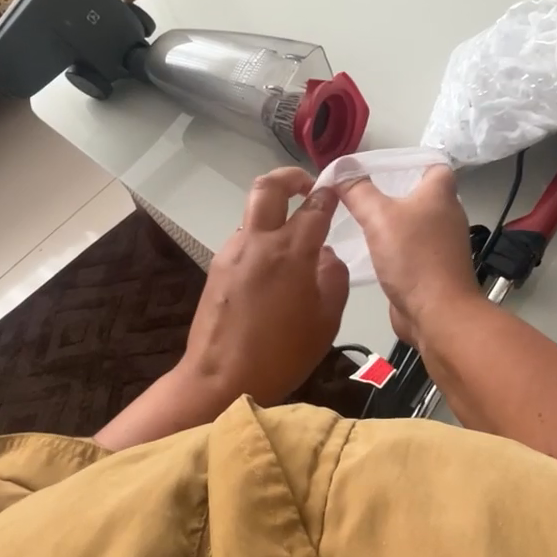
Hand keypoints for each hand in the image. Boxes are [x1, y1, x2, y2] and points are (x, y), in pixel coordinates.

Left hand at [178, 167, 348, 404]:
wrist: (220, 378)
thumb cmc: (282, 354)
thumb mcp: (326, 321)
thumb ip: (334, 278)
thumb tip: (326, 255)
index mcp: (292, 251)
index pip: (315, 207)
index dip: (329, 194)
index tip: (338, 190)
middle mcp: (259, 242)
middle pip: (269, 187)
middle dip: (291, 177)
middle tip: (308, 187)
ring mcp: (233, 252)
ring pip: (253, 213)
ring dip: (273, 212)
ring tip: (292, 238)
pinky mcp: (217, 267)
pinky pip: (243, 239)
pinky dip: (260, 240)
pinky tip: (271, 270)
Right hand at [337, 166, 482, 343]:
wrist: (438, 313)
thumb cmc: (414, 257)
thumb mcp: (379, 217)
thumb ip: (358, 191)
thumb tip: (341, 168)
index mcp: (441, 194)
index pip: (434, 165)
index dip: (410, 162)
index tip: (382, 166)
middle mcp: (447, 216)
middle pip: (421, 195)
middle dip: (393, 192)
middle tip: (360, 192)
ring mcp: (442, 245)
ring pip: (415, 224)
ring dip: (392, 222)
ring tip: (359, 220)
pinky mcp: (433, 269)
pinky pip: (411, 250)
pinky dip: (394, 248)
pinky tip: (369, 251)